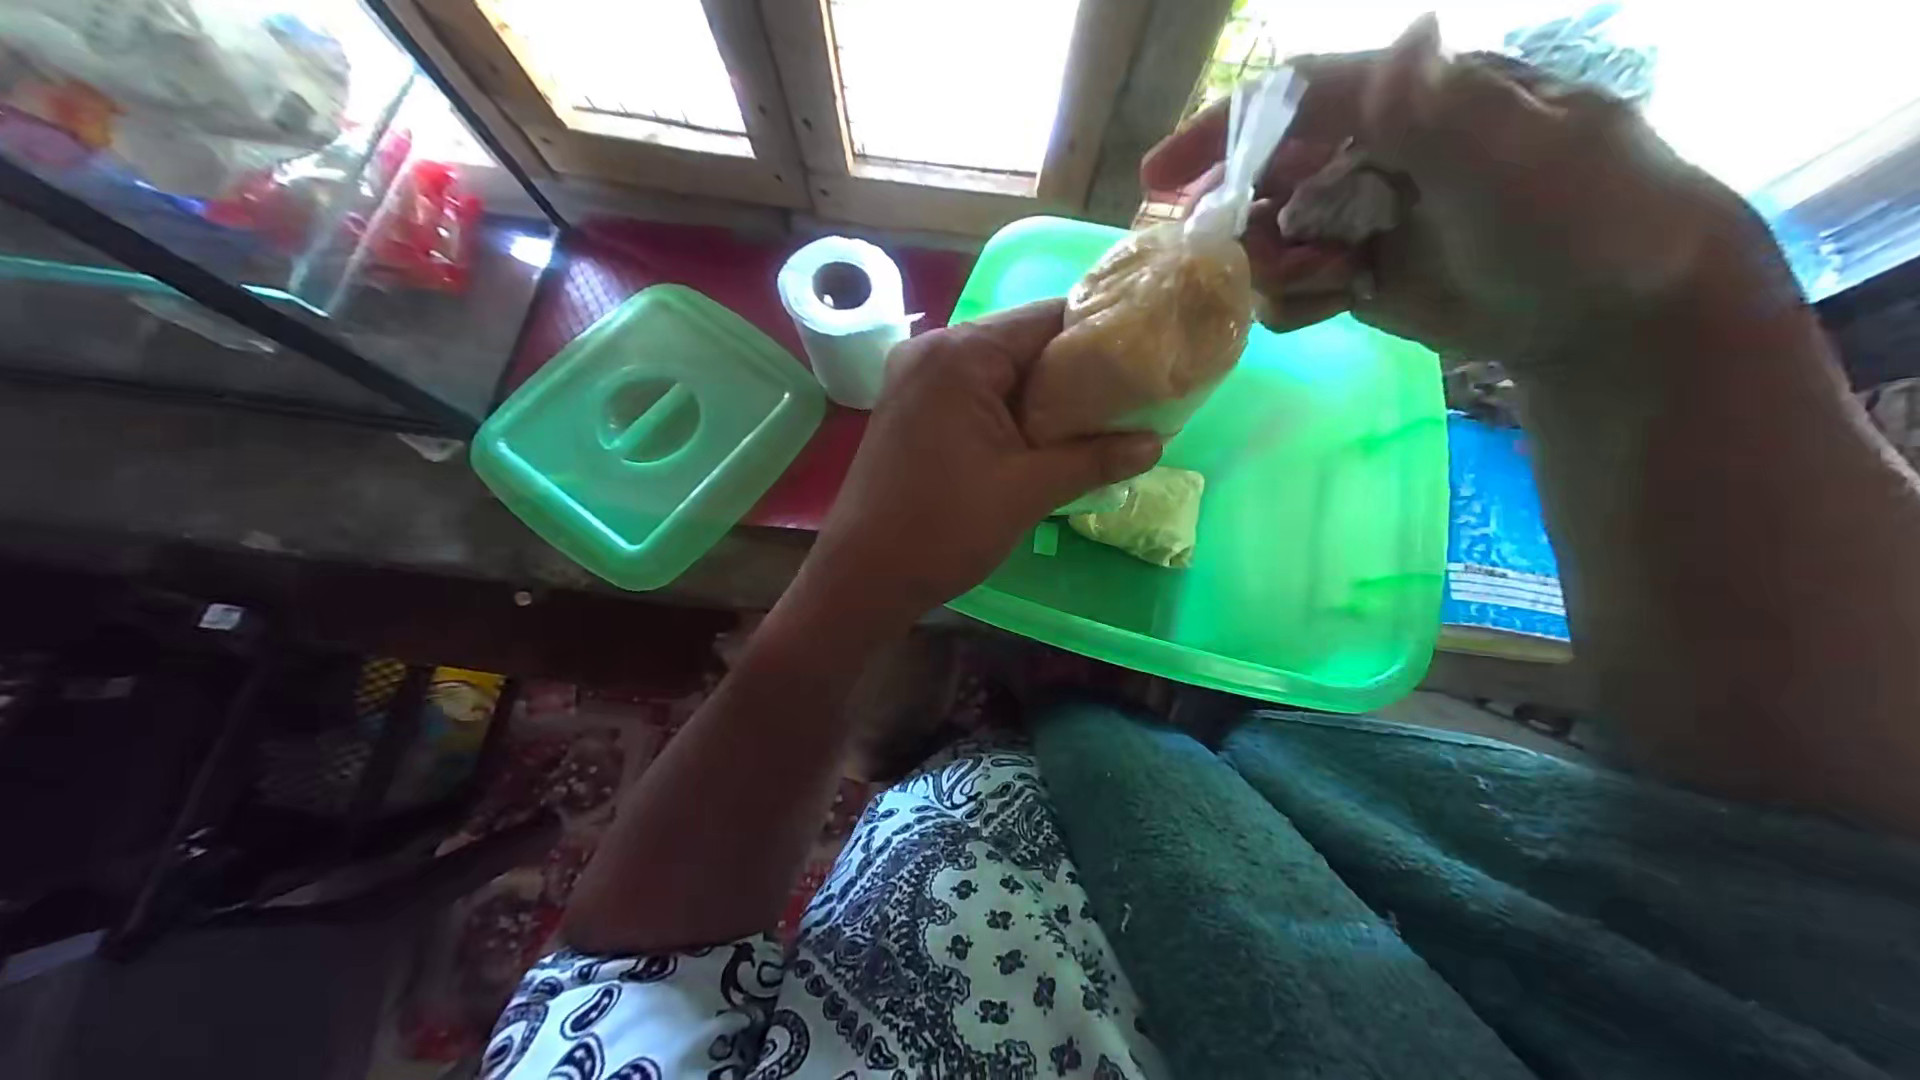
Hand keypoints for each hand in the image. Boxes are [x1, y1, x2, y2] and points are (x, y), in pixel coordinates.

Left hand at [792, 299, 1162, 631]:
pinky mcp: (908, 408)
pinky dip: (1006, 408)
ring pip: (996, 368)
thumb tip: (1156, 442)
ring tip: (1090, 422)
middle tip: (1123, 400)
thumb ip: (1094, 458)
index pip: (1047, 317)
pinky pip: (971, 391)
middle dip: (1072, 370)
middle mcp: (932, 349)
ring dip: (1040, 393)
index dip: (1099, 336)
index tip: (1141, 362)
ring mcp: (913, 378)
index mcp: (961, 354)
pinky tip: (1038, 436)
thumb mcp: (1028, 490)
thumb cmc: (944, 529)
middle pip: (1021, 340)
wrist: (863, 576)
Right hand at [1142, 15, 1800, 371]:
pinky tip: (1329, 309)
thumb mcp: (1517, 162)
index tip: (1157, 178)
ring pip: (1270, 240)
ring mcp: (1359, 219)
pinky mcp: (1355, 273)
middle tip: (1242, 259)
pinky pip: (1292, 287)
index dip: (1218, 133)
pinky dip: (1293, 303)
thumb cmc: (1577, 220)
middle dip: (1244, 221)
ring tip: (1324, 284)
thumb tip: (1400, 40)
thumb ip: (1444, 113)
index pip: (1292, 102)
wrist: (1602, 310)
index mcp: (1406, 105)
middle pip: (1264, 179)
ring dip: (1273, 269)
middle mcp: (1370, 155)